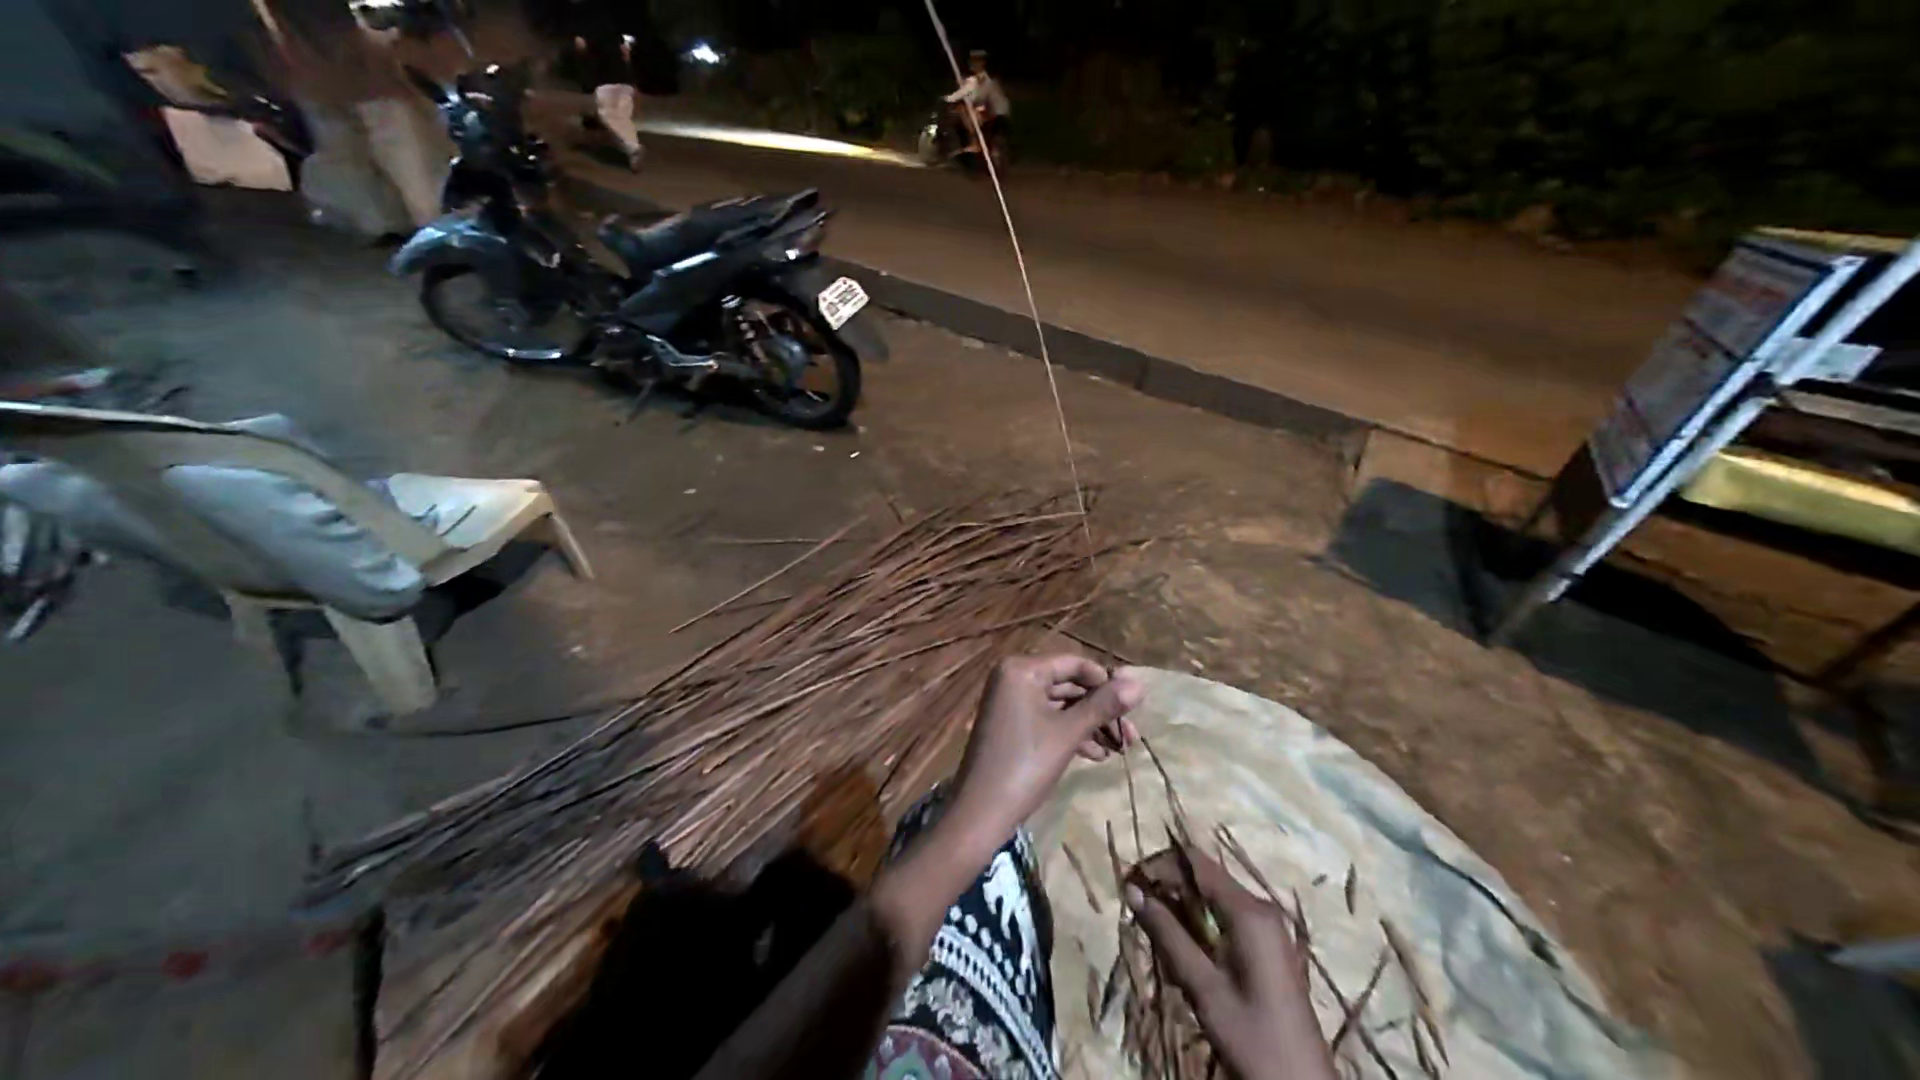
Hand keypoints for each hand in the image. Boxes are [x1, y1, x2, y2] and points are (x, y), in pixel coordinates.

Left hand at [945, 655, 1144, 850]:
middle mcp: (1013, 677)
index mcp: (1022, 669)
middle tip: (1132, 737)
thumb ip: (1103, 705)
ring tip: (1120, 750)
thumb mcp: (1069, 733)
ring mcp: (1010, 702)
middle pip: (1068, 685)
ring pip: (1060, 705)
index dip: (1106, 683)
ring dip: (1090, 725)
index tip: (1134, 708)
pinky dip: (1070, 734)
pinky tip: (1096, 755)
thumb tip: (1139, 684)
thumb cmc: (1026, 765)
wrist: (980, 812)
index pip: (1075, 664)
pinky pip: (1047, 719)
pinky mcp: (1010, 724)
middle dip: (1101, 710)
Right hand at [1127, 849, 1337, 1079]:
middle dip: (1166, 888)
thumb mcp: (1203, 987)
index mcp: (1249, 911)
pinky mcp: (1266, 945)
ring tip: (1156, 938)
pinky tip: (1183, 954)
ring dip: (1180, 909)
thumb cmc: (1252, 1038)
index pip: (1194, 862)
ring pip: (1211, 898)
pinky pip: (1223, 917)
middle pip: (1203, 877)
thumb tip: (1132, 890)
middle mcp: (1260, 907)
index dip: (1158, 866)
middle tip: (1137, 912)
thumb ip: (1167, 933)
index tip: (1128, 885)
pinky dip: (1198, 925)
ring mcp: (1266, 927)